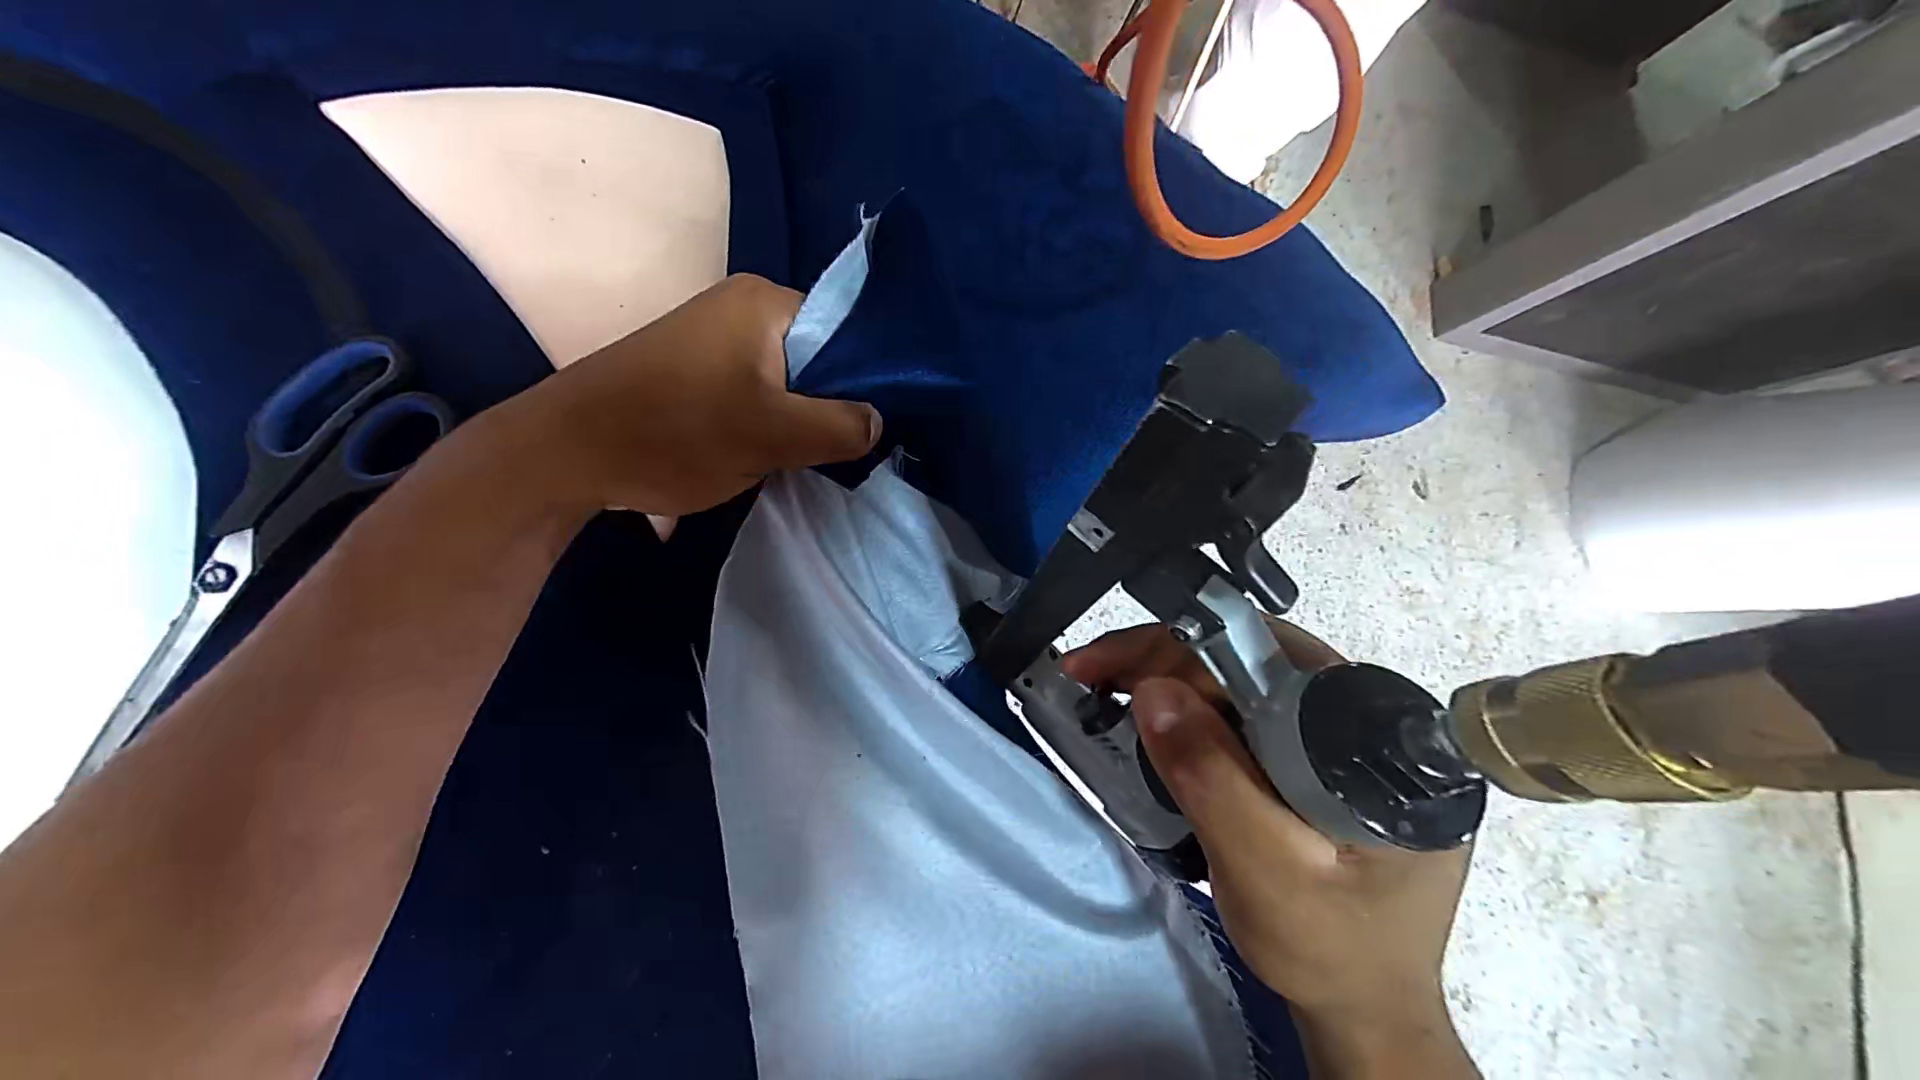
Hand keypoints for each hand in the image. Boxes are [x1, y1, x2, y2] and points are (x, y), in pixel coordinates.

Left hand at [478, 274, 880, 515]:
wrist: (567, 453)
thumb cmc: (676, 433)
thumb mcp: (773, 436)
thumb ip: (841, 427)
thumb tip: (879, 422)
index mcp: (764, 302)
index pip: (844, 333)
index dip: (862, 382)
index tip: (865, 430)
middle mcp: (741, 307)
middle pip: (817, 358)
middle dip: (827, 407)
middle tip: (830, 451)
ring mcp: (713, 337)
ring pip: (786, 382)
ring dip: (795, 421)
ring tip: (795, 456)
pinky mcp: (694, 369)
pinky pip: (755, 392)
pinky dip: (766, 423)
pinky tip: (762, 452)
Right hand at [1062, 623, 1478, 1078]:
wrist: (1363, 1002)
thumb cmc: (1328, 947)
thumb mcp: (1266, 870)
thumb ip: (1213, 781)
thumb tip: (1152, 691)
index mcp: (1371, 739)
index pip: (1263, 659)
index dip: (1177, 652)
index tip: (1107, 667)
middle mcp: (1361, 720)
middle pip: (1246, 657)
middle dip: (1157, 658)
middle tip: (1088, 674)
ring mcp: (1335, 736)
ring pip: (1238, 677)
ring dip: (1166, 677)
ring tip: (1106, 689)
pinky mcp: (1309, 753)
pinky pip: (1239, 708)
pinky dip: (1187, 707)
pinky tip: (1154, 720)